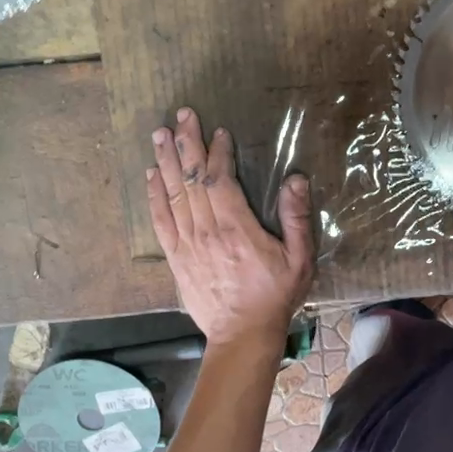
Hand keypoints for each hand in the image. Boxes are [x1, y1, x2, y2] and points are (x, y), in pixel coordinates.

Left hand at [147, 108, 312, 345]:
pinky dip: (156, 195)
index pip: (221, 179)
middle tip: (181, 115)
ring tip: (160, 134)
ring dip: (167, 161)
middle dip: (187, 144)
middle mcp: (207, 231)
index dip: (218, 152)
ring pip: (174, 194)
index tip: (219, 131)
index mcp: (237, 228)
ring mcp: (187, 244)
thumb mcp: (299, 260)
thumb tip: (295, 180)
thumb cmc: (276, 297)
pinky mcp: (176, 258)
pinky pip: (161, 220)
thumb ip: (297, 219)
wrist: (243, 336)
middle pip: (193, 179)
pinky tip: (153, 175)